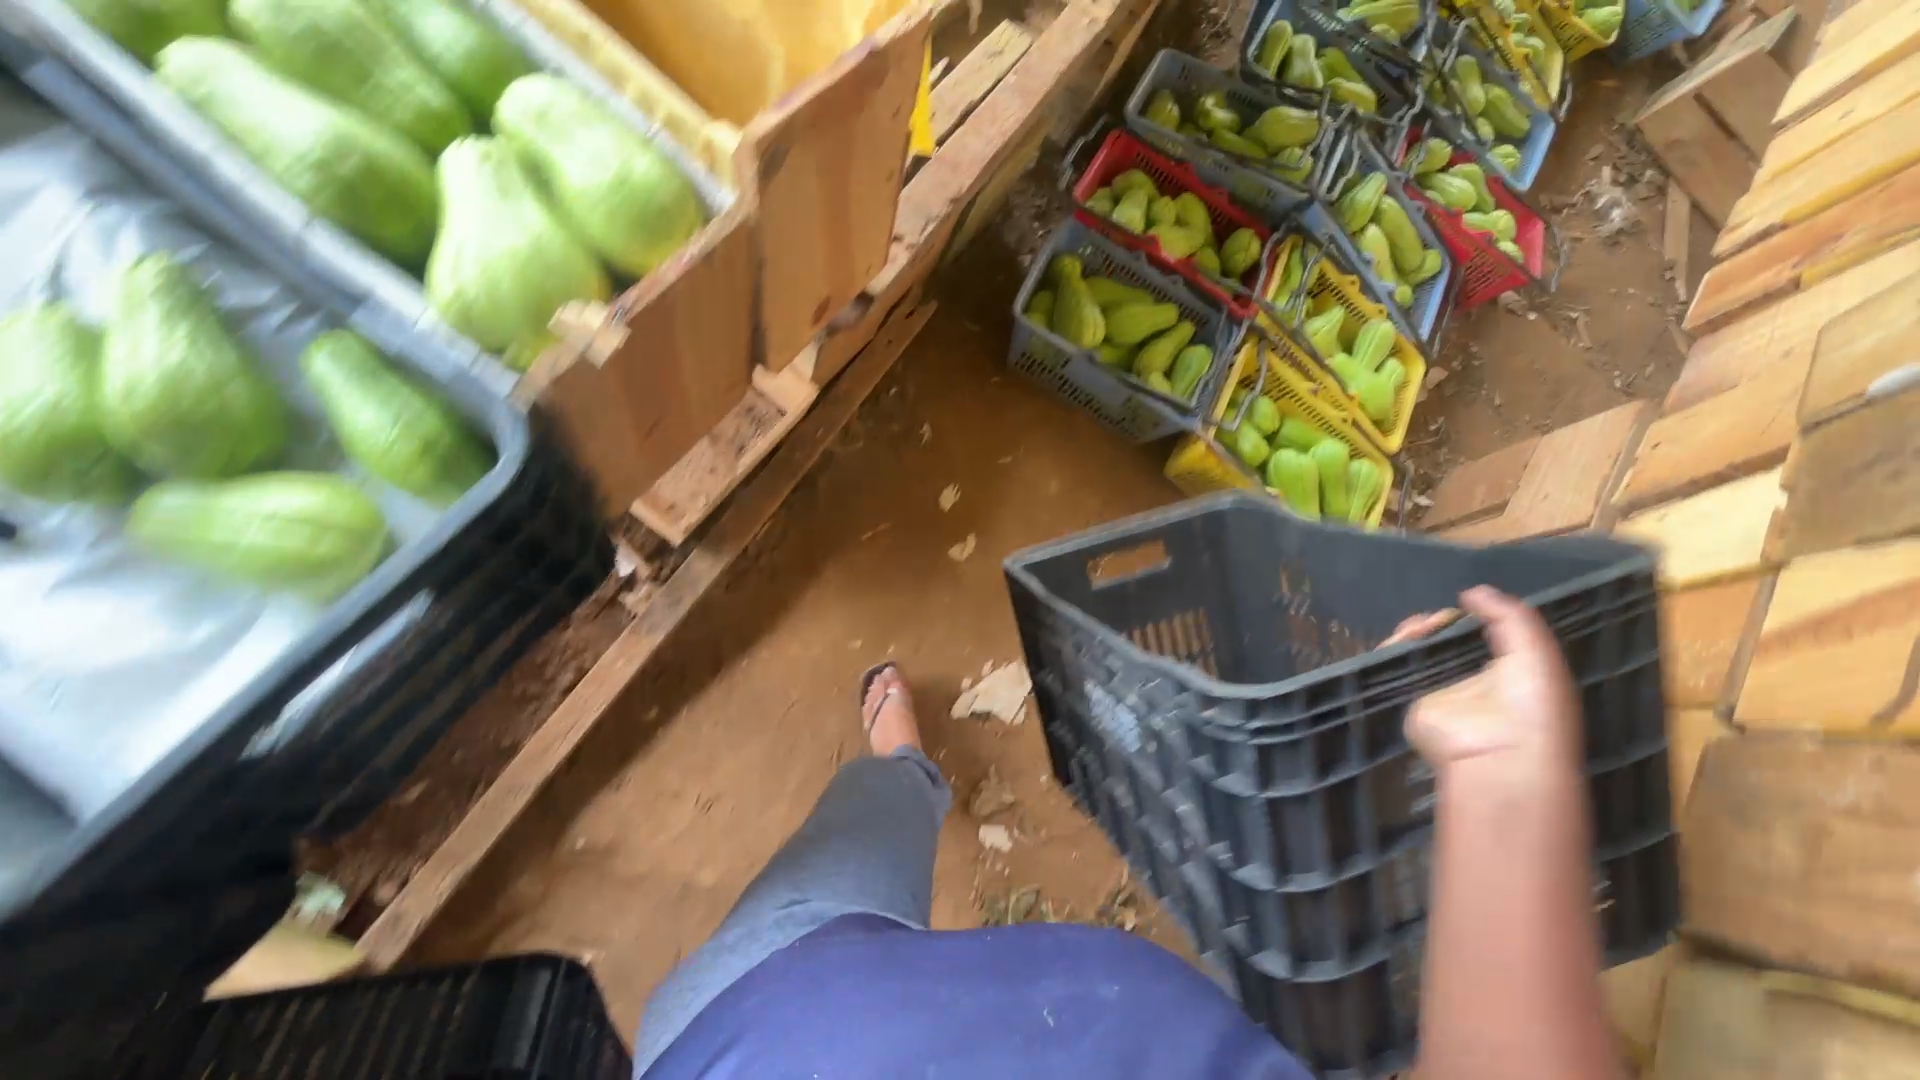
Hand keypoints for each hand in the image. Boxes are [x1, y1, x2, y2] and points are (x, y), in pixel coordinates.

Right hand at [1387, 587, 1581, 771]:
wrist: (1499, 752)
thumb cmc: (1530, 701)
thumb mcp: (1536, 650)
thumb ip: (1509, 614)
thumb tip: (1471, 591)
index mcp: (1507, 669)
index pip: (1482, 634)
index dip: (1472, 616)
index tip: (1466, 603)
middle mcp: (1471, 678)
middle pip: (1444, 639)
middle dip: (1439, 622)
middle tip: (1440, 617)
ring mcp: (1439, 689)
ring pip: (1417, 649)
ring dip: (1416, 630)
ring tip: (1421, 626)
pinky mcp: (1411, 698)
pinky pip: (1396, 666)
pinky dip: (1395, 646)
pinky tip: (1407, 636)